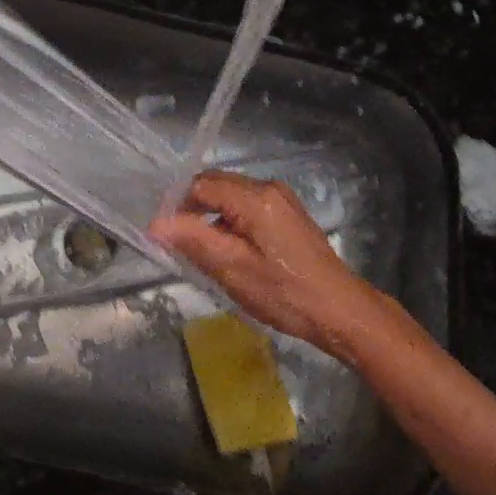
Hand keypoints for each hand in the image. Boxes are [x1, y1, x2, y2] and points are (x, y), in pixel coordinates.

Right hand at [151, 171, 386, 355]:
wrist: (339, 309)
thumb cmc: (284, 293)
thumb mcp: (233, 269)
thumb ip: (194, 241)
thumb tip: (156, 224)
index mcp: (255, 197)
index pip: (201, 185)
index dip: (177, 206)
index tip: (165, 236)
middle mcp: (269, 188)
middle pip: (217, 185)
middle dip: (194, 210)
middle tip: (180, 246)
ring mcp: (282, 200)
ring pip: (232, 196)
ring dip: (213, 218)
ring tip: (205, 254)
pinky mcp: (289, 215)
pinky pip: (249, 207)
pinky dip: (232, 223)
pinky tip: (232, 254)